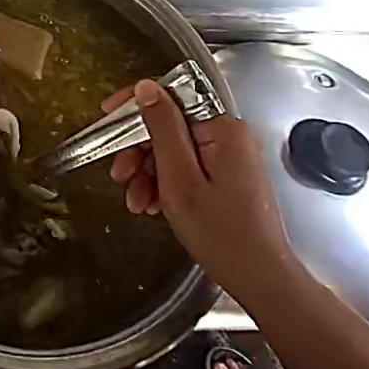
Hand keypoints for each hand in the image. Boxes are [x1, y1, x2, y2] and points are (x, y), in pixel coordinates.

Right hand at [105, 79, 301, 302]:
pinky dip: (166, 184)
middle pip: (169, 127)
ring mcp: (230, 158)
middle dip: (139, 152)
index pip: (170, 98)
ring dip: (149, 173)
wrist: (262, 281)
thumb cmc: (221, 233)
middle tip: (119, 176)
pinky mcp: (228, 177)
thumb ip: (162, 128)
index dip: (134, 107)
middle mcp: (230, 136)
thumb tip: (146, 86)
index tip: (106, 116)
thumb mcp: (179, 178)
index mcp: (223, 129)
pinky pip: (187, 167)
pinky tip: (153, 205)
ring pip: (174, 150)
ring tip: (136, 202)